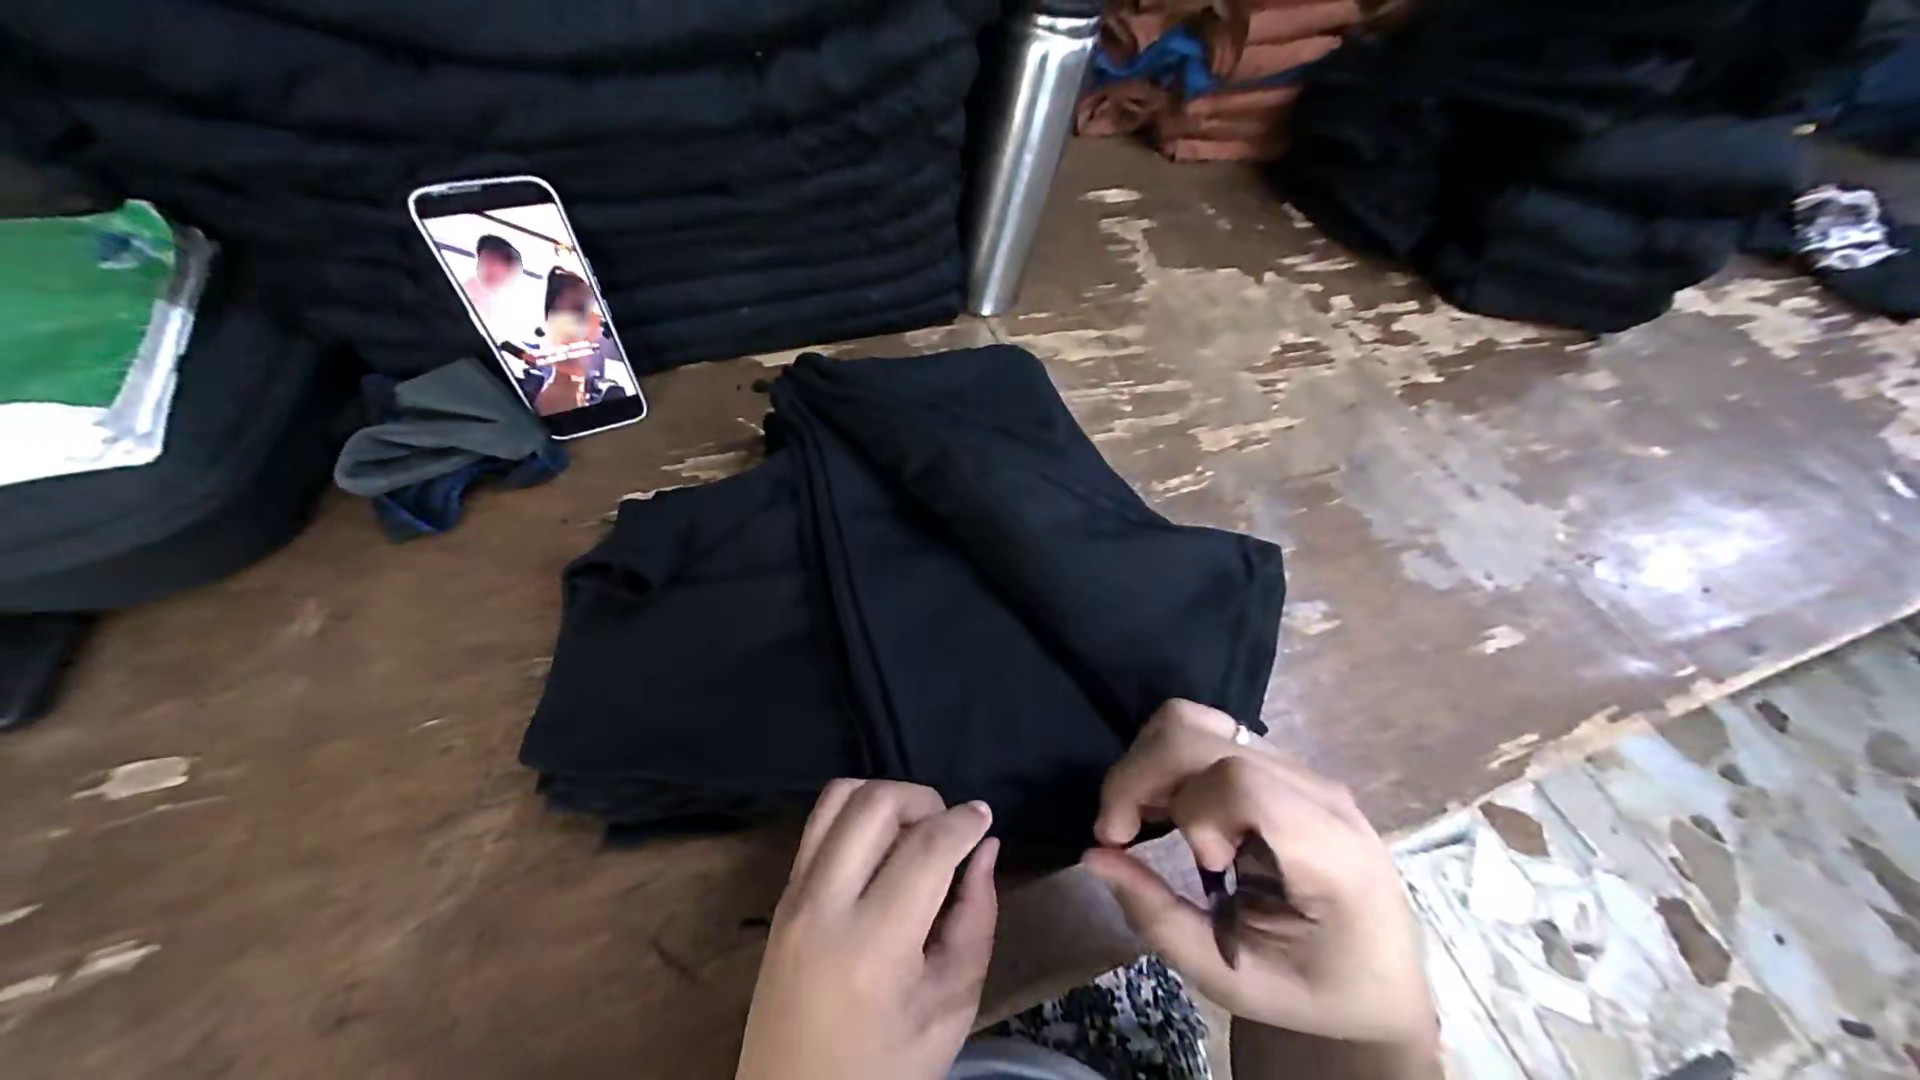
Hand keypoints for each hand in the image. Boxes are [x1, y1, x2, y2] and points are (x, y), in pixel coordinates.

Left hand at [737, 780, 999, 1079]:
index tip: (984, 816)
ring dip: (887, 797)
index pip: (925, 848)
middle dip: (924, 800)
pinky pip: (820, 821)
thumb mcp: (950, 1008)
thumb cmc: (884, 1068)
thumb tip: (986, 848)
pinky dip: (857, 811)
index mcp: (872, 947)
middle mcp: (823, 905)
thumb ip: (976, 920)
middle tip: (949, 830)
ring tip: (914, 831)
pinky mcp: (782, 893)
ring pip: (841, 797)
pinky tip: (882, 844)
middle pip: (876, 804)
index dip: (964, 821)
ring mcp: (794, 894)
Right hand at [1082, 700, 1435, 1049]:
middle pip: (1202, 738)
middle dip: (1140, 777)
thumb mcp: (1233, 981)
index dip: (1194, 813)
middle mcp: (1316, 790)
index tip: (1194, 864)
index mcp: (1330, 853)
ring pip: (1196, 721)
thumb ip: (1160, 919)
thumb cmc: (1314, 991)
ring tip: (1140, 813)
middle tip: (1116, 832)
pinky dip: (1165, 758)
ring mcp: (1296, 768)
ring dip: (1148, 761)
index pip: (1242, 783)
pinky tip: (1165, 802)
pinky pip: (1206, 731)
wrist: (1379, 977)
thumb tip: (1094, 856)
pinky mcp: (1276, 762)